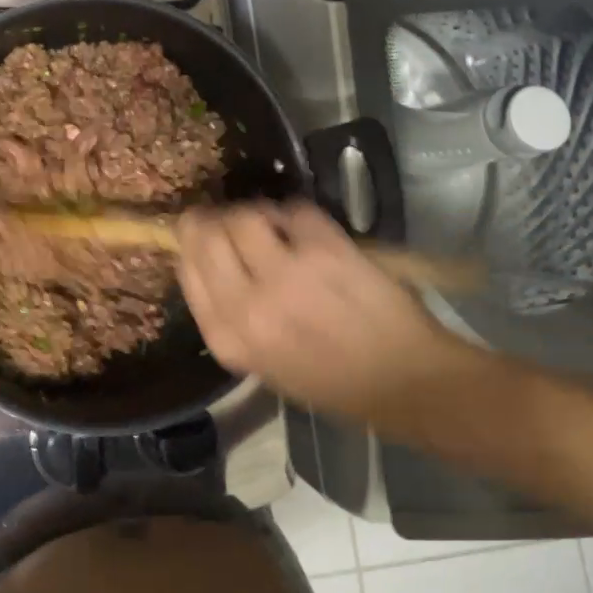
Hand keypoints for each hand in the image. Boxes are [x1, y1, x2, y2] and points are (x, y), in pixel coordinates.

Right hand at [175, 201, 468, 418]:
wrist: (405, 381)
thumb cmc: (332, 381)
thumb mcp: (262, 363)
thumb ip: (228, 314)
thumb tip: (206, 260)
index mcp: (228, 338)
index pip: (187, 268)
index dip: (192, 242)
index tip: (204, 234)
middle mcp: (248, 305)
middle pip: (206, 233)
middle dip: (214, 219)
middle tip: (231, 220)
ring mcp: (286, 274)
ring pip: (244, 215)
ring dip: (255, 213)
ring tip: (272, 225)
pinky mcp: (324, 251)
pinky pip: (291, 211)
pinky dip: (295, 214)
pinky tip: (306, 231)